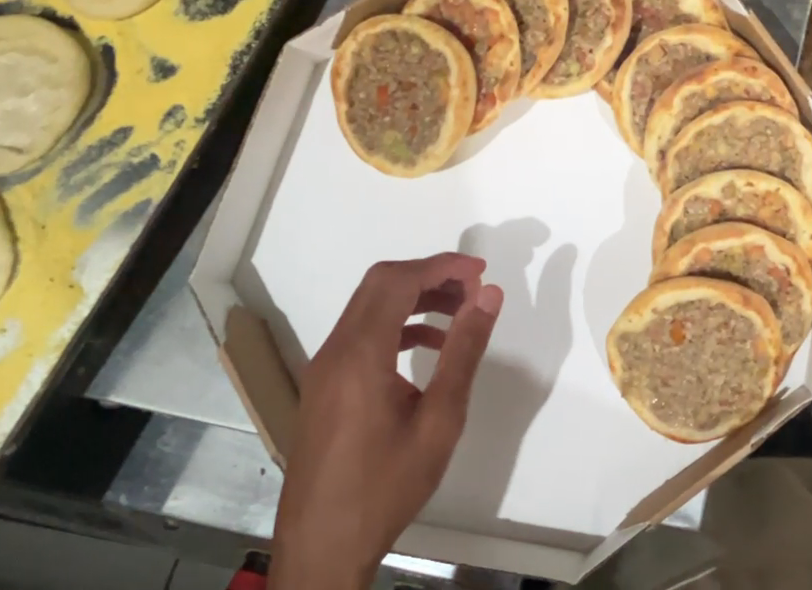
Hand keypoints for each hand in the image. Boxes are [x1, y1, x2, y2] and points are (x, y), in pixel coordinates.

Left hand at [270, 253, 503, 589]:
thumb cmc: (386, 485)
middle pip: (380, 285)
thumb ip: (464, 351)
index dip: (443, 266)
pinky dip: (398, 325)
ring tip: (461, 314)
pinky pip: (362, 334)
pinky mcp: (324, 387)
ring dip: (415, 298)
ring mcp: (324, 369)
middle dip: (431, 275)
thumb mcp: (440, 419)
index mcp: (360, 355)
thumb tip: (488, 296)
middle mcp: (334, 351)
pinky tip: (429, 348)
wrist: (323, 546)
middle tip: (474, 289)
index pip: (399, 281)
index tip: (482, 273)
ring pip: (370, 307)